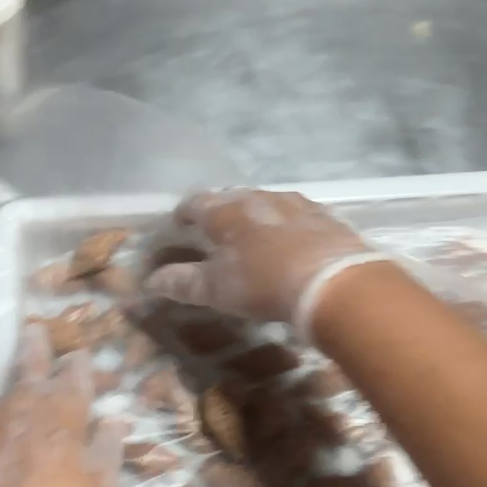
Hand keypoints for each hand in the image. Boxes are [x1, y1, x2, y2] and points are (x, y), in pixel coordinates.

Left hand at [0, 325, 120, 486]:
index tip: (81, 357)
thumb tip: (114, 422)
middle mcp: (24, 404)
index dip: (80, 366)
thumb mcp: (100, 486)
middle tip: (34, 333)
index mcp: (64, 409)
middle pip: (29, 365)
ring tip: (18, 396)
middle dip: (35, 347)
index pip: (75, 375)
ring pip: (3, 396)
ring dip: (14, 392)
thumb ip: (107, 448)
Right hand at [145, 189, 393, 339]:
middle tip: (215, 229)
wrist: (335, 283)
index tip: (178, 222)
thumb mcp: (215, 289)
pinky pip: (298, 214)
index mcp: (226, 210)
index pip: (196, 202)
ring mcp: (296, 203)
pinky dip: (288, 224)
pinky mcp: (326, 217)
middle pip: (232, 196)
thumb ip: (182, 283)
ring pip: (267, 202)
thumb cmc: (263, 284)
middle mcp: (259, 197)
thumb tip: (151, 281)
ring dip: (256, 215)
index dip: (184, 212)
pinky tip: (292, 241)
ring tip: (253, 233)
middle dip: (221, 210)